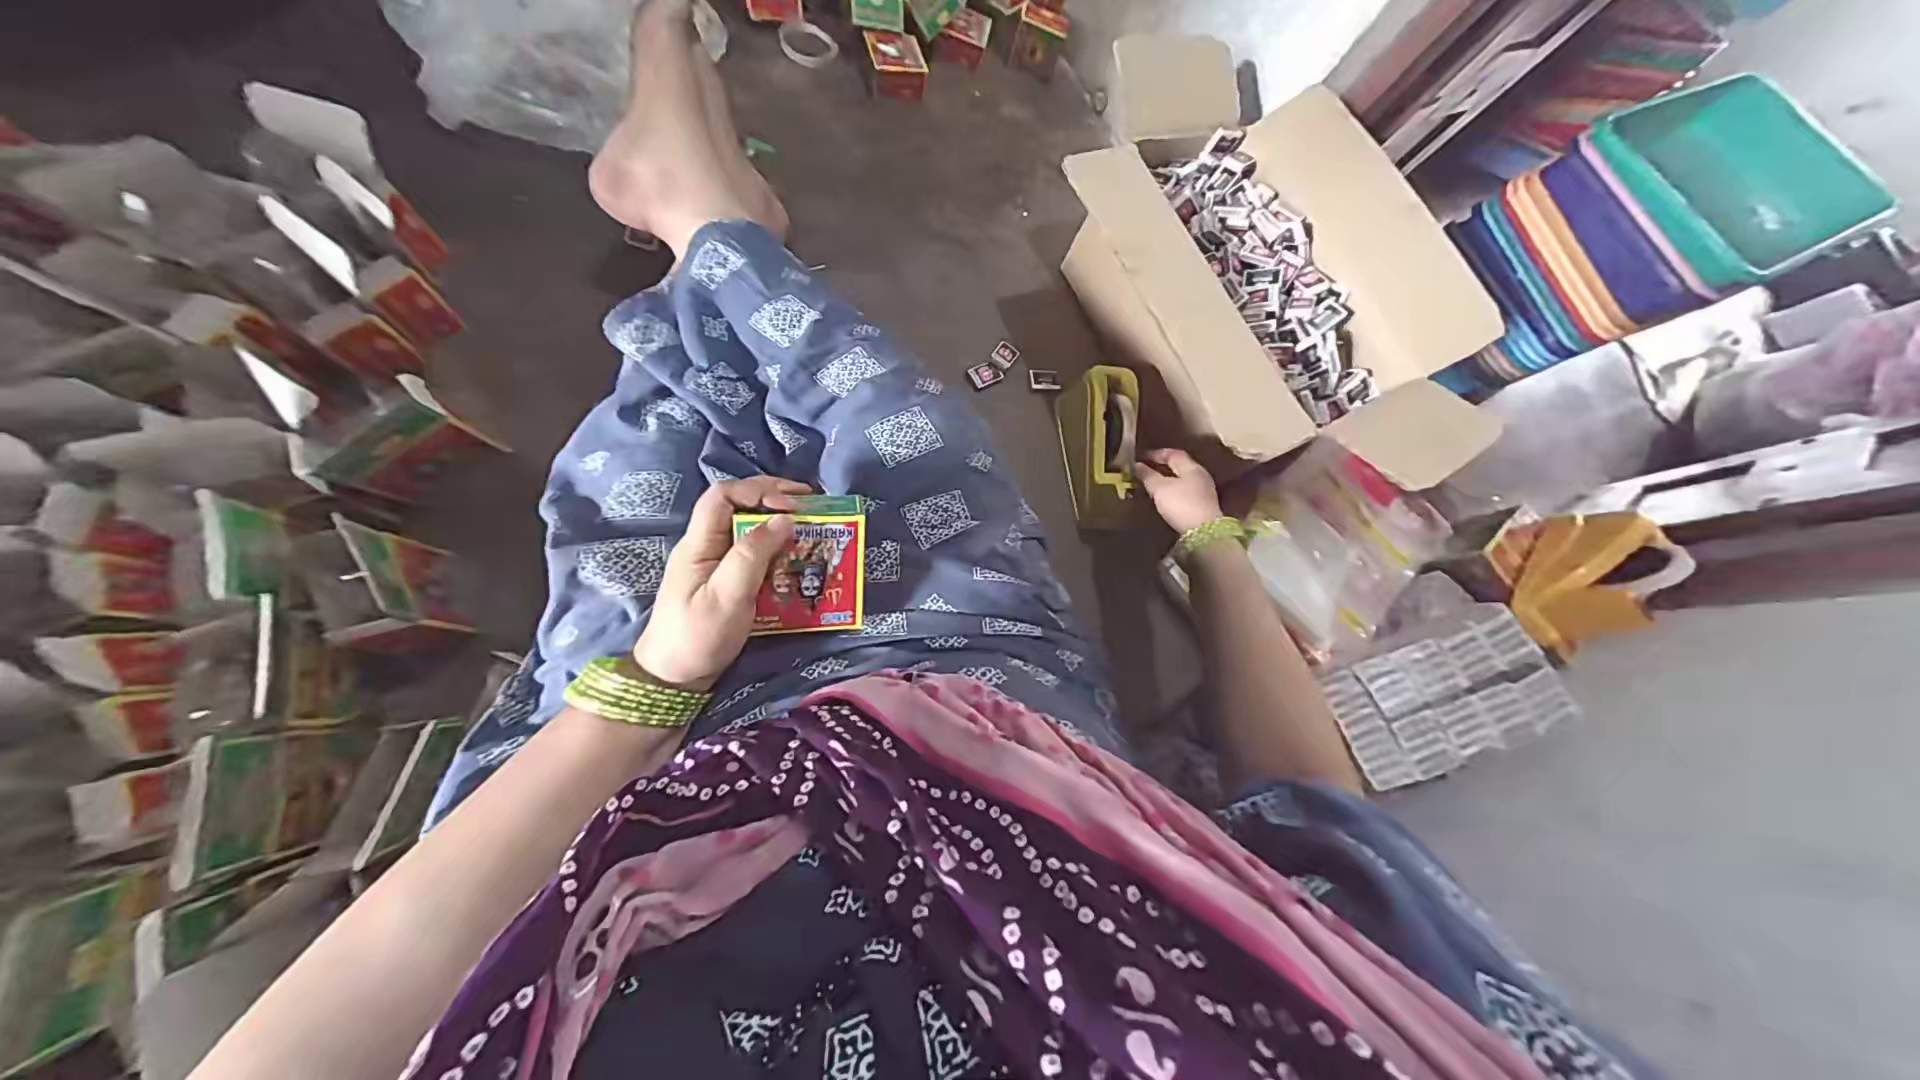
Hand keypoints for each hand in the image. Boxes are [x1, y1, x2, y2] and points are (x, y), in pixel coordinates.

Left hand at [632, 476, 810, 690]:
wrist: (673, 679)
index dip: (759, 491)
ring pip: (749, 530)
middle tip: (812, 506)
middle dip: (775, 501)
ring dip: (780, 525)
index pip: (723, 496)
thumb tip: (785, 519)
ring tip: (812, 529)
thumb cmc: (698, 637)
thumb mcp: (727, 596)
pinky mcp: (727, 581)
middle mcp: (707, 546)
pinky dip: (778, 550)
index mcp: (699, 544)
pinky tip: (798, 557)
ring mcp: (716, 564)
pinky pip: (754, 554)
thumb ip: (753, 554)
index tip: (793, 505)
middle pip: (739, 506)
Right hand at [1136, 448, 1223, 533]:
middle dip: (1162, 466)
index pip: (1173, 453)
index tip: (1141, 457)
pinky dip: (1174, 489)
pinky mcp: (1204, 505)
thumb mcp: (1160, 488)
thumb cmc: (1181, 504)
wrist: (1203, 532)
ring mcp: (1204, 490)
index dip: (1156, 453)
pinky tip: (1165, 496)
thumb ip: (1148, 475)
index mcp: (1191, 467)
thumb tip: (1137, 465)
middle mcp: (1200, 475)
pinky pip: (1185, 491)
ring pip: (1183, 478)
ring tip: (1153, 483)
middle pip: (1180, 465)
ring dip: (1168, 478)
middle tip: (1146, 469)